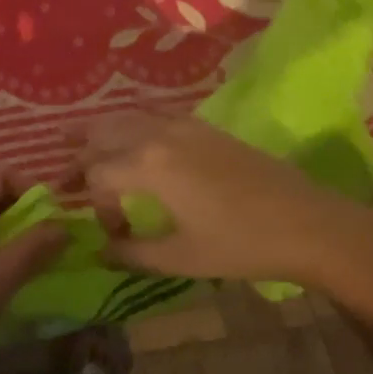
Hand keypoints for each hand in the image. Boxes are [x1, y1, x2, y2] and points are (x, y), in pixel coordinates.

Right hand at [72, 111, 372, 283]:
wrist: (308, 223)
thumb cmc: (241, 245)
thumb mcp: (182, 258)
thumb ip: (133, 253)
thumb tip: (101, 250)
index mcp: (148, 165)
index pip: (98, 174)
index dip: (92, 203)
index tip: (109, 232)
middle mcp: (157, 134)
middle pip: (102, 134)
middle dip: (79, 154)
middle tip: (64, 175)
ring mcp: (182, 125)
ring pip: (125, 117)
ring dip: (99, 131)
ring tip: (78, 140)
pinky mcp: (202, 126)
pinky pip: (150, 115)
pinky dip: (129, 124)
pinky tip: (132, 140)